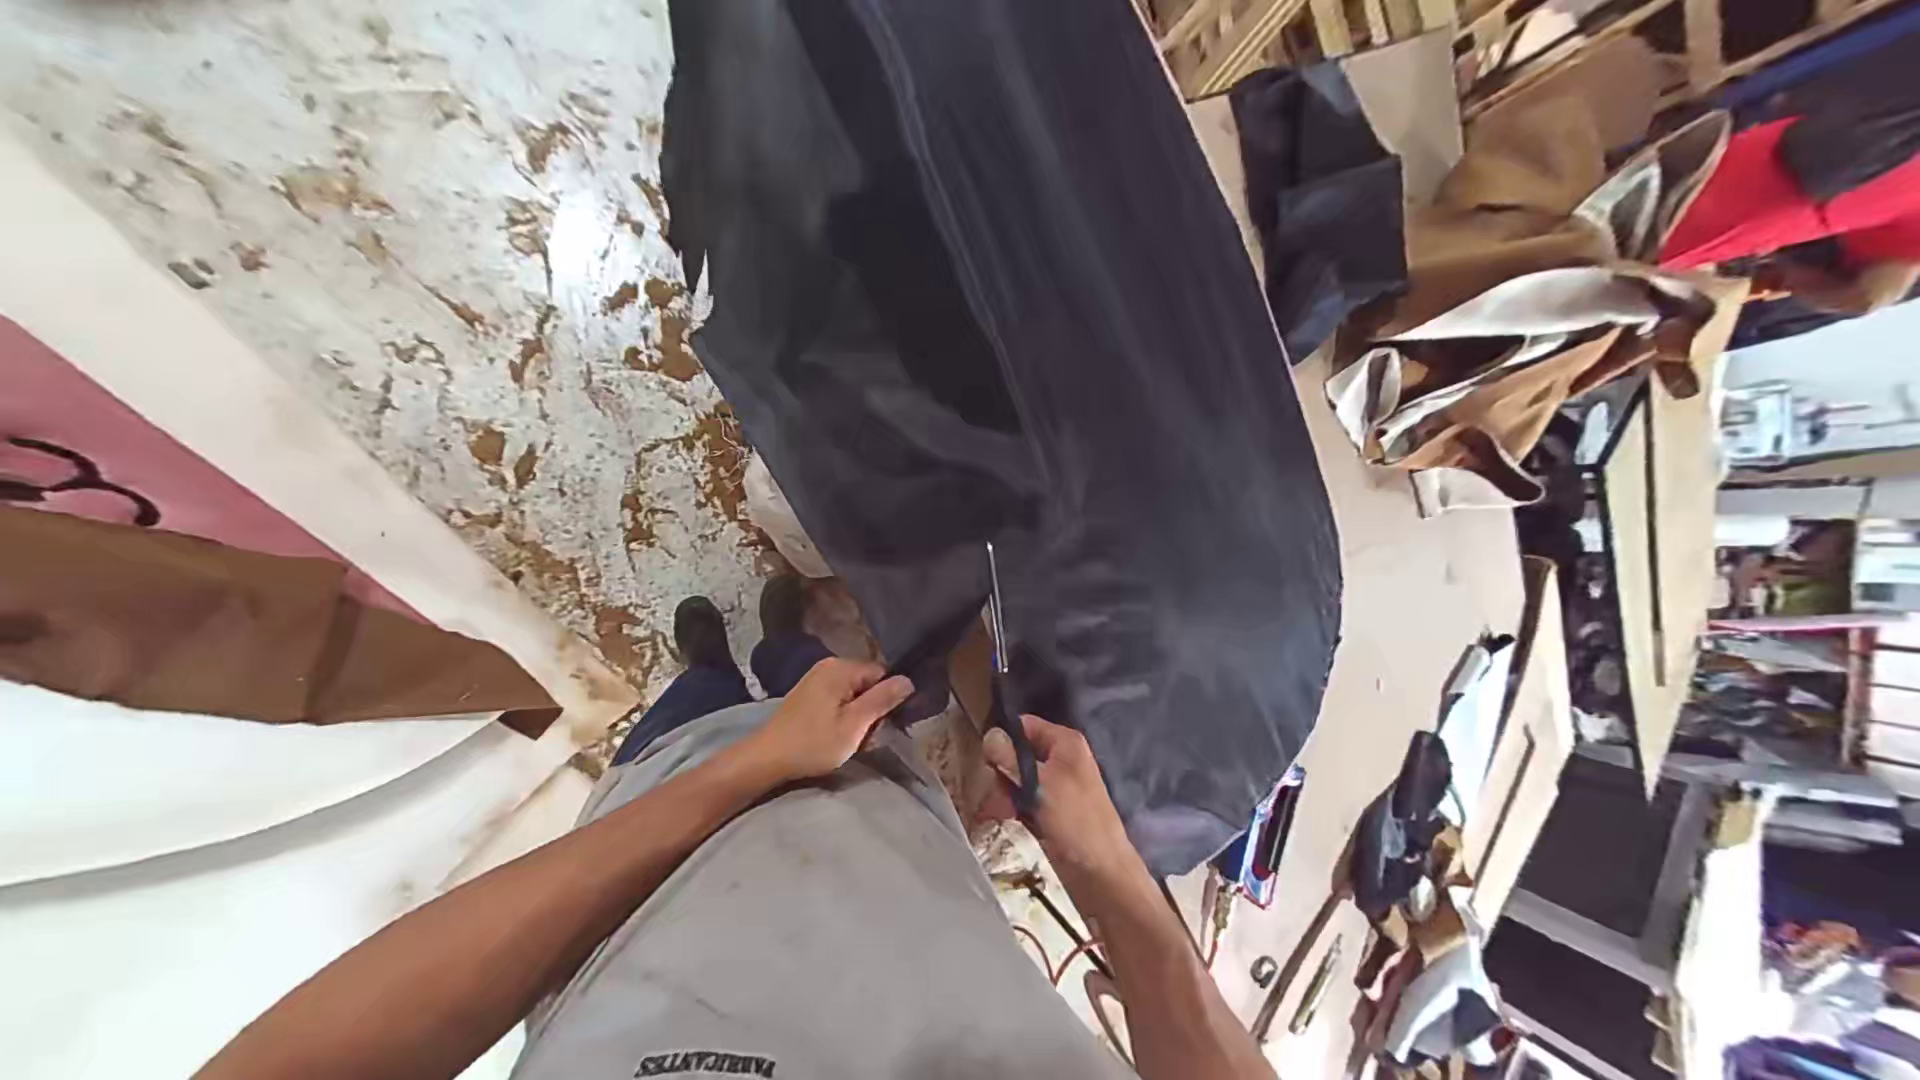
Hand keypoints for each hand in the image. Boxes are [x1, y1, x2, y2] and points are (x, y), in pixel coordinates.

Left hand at [739, 658, 913, 783]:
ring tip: (851, 740)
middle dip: (872, 709)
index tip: (883, 725)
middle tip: (866, 737)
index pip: (882, 674)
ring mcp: (817, 679)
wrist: (766, 759)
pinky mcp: (809, 694)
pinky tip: (837, 736)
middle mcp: (829, 666)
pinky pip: (839, 699)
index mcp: (841, 668)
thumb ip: (882, 700)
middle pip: (868, 683)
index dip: (887, 699)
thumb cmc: (813, 743)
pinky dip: (843, 716)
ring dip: (858, 716)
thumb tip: (908, 680)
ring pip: (855, 694)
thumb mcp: (854, 725)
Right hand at [979, 714, 1143, 895]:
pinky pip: (1022, 798)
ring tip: (998, 812)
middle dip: (1001, 772)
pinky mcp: (1048, 808)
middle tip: (995, 793)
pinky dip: (1011, 806)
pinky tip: (1003, 818)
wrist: (1101, 873)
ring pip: (1016, 777)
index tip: (987, 759)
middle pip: (1016, 752)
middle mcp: (1059, 758)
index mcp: (1064, 743)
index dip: (1004, 739)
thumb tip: (990, 735)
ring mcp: (1054, 784)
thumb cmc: (1075, 821)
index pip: (1024, 726)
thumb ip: (1012, 759)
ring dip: (1002, 793)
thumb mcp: (1040, 784)